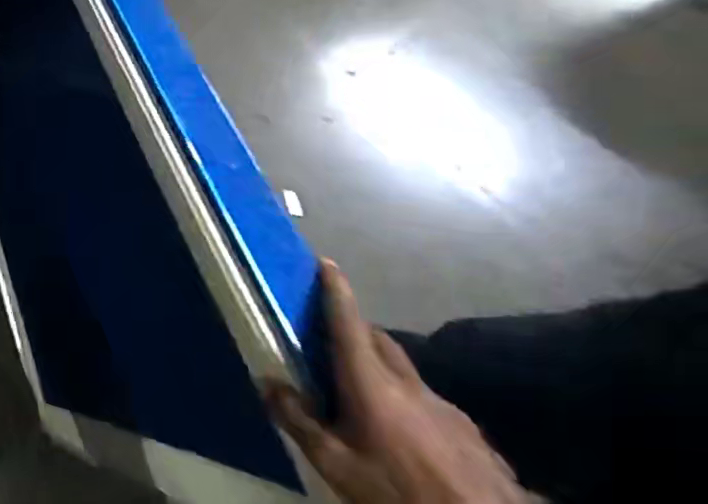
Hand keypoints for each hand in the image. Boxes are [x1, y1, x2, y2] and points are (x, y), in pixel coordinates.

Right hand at [266, 261, 529, 503]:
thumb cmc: (401, 490)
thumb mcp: (336, 465)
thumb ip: (298, 420)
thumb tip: (269, 382)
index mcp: (372, 384)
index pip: (349, 325)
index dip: (336, 292)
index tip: (326, 263)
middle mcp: (411, 387)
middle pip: (381, 342)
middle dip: (355, 329)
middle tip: (330, 336)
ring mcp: (448, 412)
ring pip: (407, 375)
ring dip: (383, 370)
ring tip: (364, 394)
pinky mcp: (475, 438)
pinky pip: (432, 406)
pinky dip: (411, 405)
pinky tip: (407, 435)